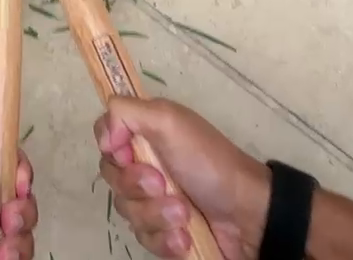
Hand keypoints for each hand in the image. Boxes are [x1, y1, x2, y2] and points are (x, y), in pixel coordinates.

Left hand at [0, 70, 38, 259]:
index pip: (9, 159)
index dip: (20, 173)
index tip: (17, 183)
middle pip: (19, 193)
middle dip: (20, 211)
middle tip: (6, 220)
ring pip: (21, 222)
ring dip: (17, 237)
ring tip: (0, 247)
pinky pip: (17, 247)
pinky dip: (12, 255)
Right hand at [94, 97, 269, 258]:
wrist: (249, 215)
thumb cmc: (208, 161)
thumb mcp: (168, 120)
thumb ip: (126, 111)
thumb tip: (103, 136)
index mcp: (143, 133)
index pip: (104, 136)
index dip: (111, 147)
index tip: (128, 154)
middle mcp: (143, 164)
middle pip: (111, 177)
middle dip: (137, 186)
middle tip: (165, 186)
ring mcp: (152, 201)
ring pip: (126, 212)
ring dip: (156, 216)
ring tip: (185, 216)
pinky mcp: (163, 233)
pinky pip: (144, 240)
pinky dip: (165, 240)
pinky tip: (186, 238)